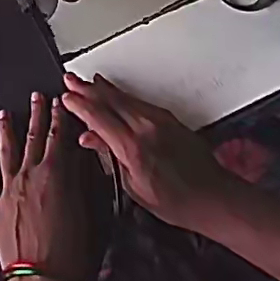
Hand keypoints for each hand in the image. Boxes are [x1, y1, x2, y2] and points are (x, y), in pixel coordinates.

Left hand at [0, 91, 92, 280]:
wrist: (42, 280)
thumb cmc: (68, 252)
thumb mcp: (85, 209)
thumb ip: (79, 179)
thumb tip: (78, 158)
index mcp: (55, 173)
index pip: (58, 136)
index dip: (60, 118)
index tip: (60, 103)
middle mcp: (30, 175)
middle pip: (34, 136)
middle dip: (37, 114)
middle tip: (37, 97)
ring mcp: (10, 188)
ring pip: (8, 150)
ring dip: (7, 130)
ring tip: (4, 114)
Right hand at [60, 73, 241, 233]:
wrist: (213, 196)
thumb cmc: (177, 201)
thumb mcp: (134, 187)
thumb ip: (110, 158)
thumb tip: (89, 139)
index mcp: (133, 147)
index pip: (99, 117)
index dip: (80, 105)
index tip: (66, 98)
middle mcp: (146, 127)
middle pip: (109, 100)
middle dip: (87, 88)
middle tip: (70, 79)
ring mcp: (159, 119)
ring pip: (124, 97)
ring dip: (103, 88)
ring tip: (87, 81)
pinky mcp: (168, 117)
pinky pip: (138, 100)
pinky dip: (121, 94)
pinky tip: (114, 92)